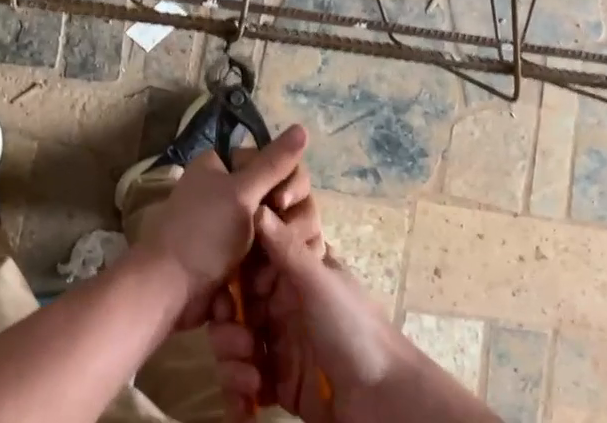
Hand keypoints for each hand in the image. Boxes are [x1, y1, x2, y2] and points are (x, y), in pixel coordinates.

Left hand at [130, 125, 312, 328]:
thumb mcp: (239, 193)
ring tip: (270, 264)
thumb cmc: (201, 234)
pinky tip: (278, 276)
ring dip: (281, 246)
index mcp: (222, 165)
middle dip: (286, 220)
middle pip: (283, 195)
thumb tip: (302, 127)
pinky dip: (276, 262)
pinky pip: (273, 251)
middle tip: (275, 239)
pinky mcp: (242, 256)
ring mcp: (237, 225)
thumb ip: (274, 163)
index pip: (275, 161)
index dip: (287, 181)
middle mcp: (230, 190)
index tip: (281, 202)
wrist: (171, 292)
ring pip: (282, 226)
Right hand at [208, 203, 410, 422]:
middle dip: (226, 328)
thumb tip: (257, 204)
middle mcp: (281, 307)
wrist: (384, 400)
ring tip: (252, 379)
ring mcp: (278, 346)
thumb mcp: (319, 282)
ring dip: (232, 363)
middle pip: (233, 309)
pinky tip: (247, 402)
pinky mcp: (276, 383)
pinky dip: (237, 393)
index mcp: (292, 276)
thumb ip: (285, 248)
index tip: (222, 294)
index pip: (247, 268)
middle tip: (243, 344)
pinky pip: (242, 382)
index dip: (228, 279)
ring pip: (233, 346)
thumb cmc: (353, 328)